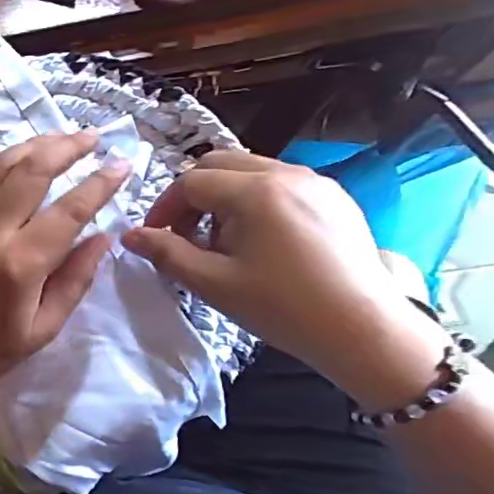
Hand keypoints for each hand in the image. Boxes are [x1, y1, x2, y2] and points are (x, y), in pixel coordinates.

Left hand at [0, 131, 128, 397]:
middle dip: (66, 147)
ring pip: (0, 165)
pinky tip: (19, 157)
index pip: (69, 210)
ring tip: (63, 138)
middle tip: (94, 137)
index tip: (123, 164)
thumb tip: (104, 233)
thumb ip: (77, 277)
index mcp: (19, 264)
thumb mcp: (47, 326)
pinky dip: (0, 160)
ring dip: (35, 145)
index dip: (100, 183)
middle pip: (31, 171)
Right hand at [121, 150, 446, 405]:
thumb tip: (130, 236)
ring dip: (223, 197)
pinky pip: (281, 183)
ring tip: (222, 241)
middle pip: (219, 164)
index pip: (190, 182)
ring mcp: (316, 182)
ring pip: (250, 170)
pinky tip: (260, 241)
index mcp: (255, 192)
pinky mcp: (334, 197)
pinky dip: (256, 200)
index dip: (164, 208)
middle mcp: (286, 173)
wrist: (362, 329)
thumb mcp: (214, 284)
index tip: (155, 238)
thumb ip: (167, 254)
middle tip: (184, 235)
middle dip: (192, 196)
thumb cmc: (282, 308)